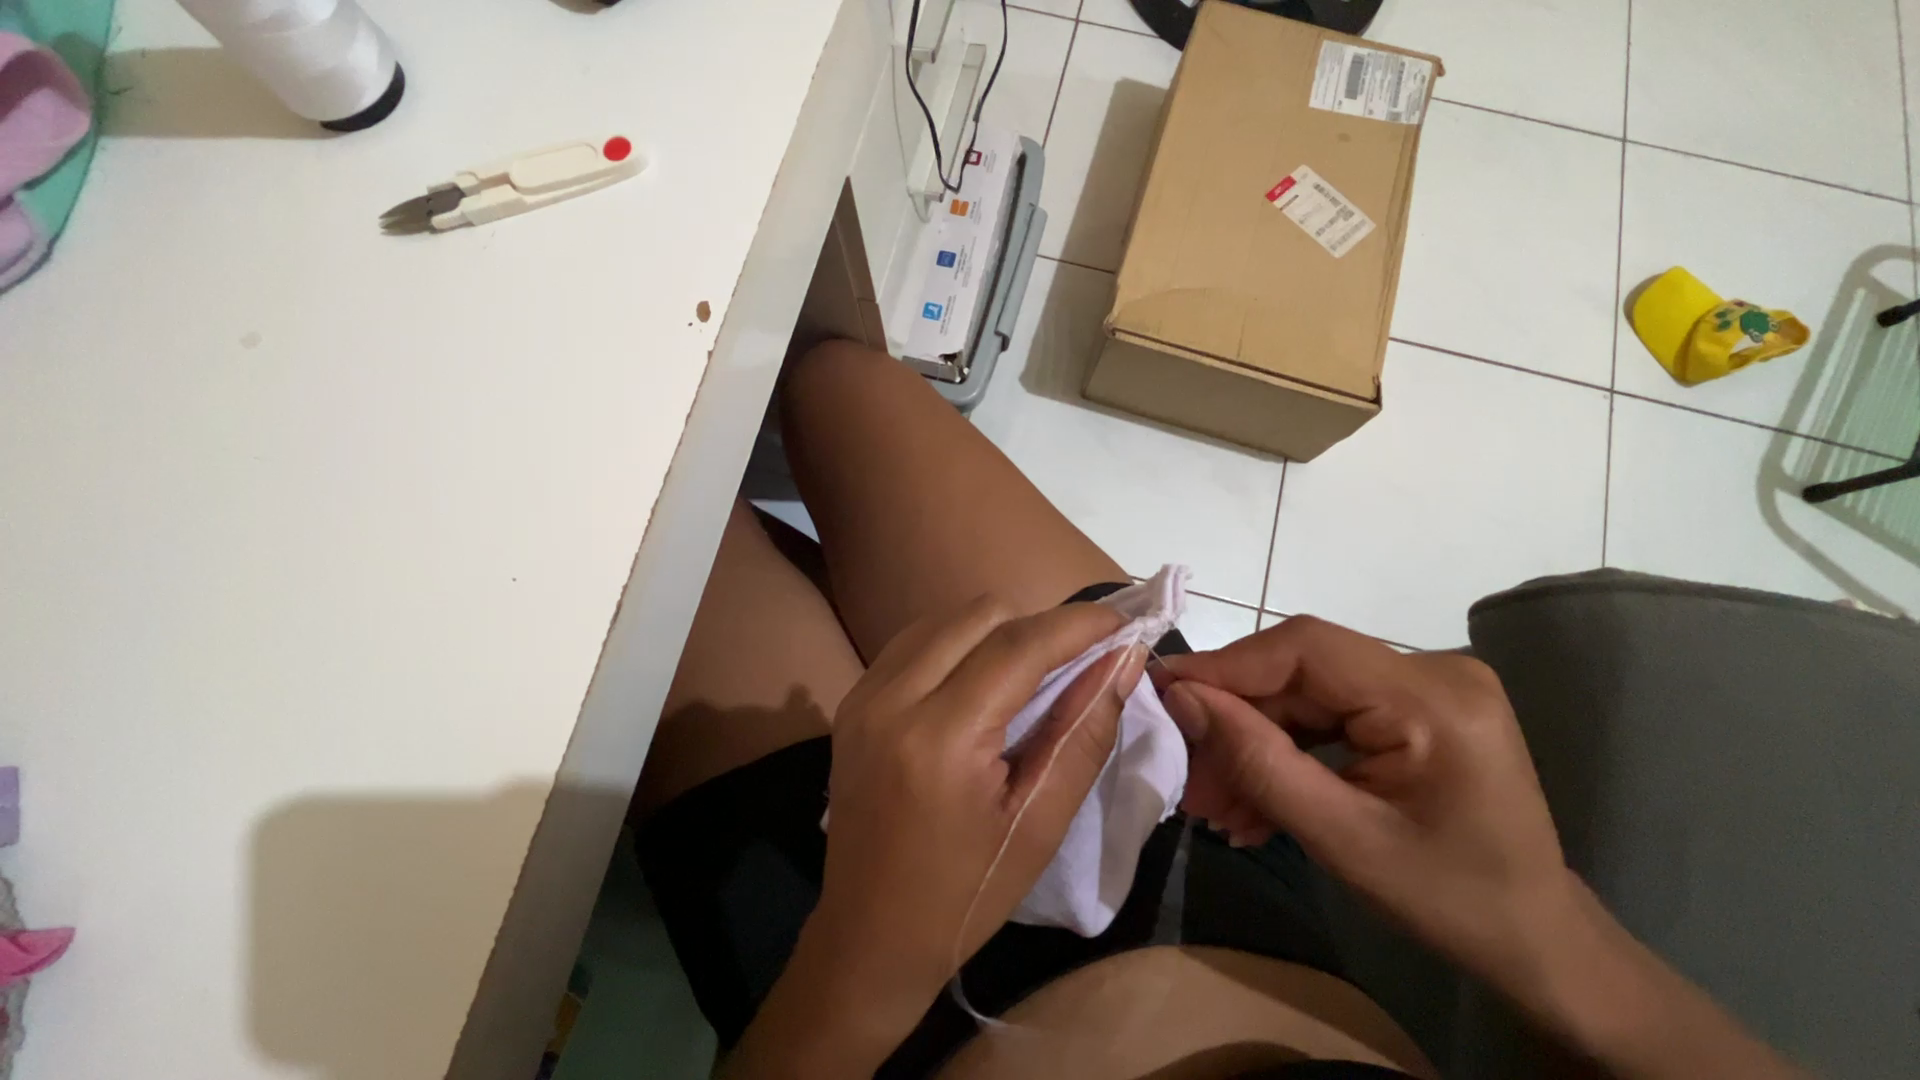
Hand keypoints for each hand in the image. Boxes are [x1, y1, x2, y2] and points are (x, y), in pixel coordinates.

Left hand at [811, 597, 1146, 1012]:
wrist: (870, 933)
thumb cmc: (966, 893)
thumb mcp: (1040, 825)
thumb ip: (1084, 733)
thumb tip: (1123, 661)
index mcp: (940, 739)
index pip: (1019, 646)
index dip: (1077, 624)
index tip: (1122, 621)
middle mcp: (891, 700)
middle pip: (980, 614)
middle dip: (1039, 625)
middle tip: (1079, 659)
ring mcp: (862, 696)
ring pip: (945, 619)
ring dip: (998, 631)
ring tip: (1033, 673)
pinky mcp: (852, 701)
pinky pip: (915, 641)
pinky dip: (958, 644)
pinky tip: (981, 683)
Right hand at [1154, 616, 1573, 981]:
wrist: (1534, 938)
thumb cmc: (1448, 899)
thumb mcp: (1341, 839)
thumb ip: (1259, 763)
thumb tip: (1182, 699)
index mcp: (1434, 699)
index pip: (1307, 648)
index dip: (1226, 665)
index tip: (1163, 692)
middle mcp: (1434, 672)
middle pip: (1301, 672)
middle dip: (1236, 722)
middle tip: (1188, 777)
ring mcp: (1426, 687)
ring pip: (1306, 694)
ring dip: (1255, 743)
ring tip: (1216, 804)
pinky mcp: (1413, 708)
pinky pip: (1329, 714)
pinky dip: (1287, 751)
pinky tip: (1255, 798)